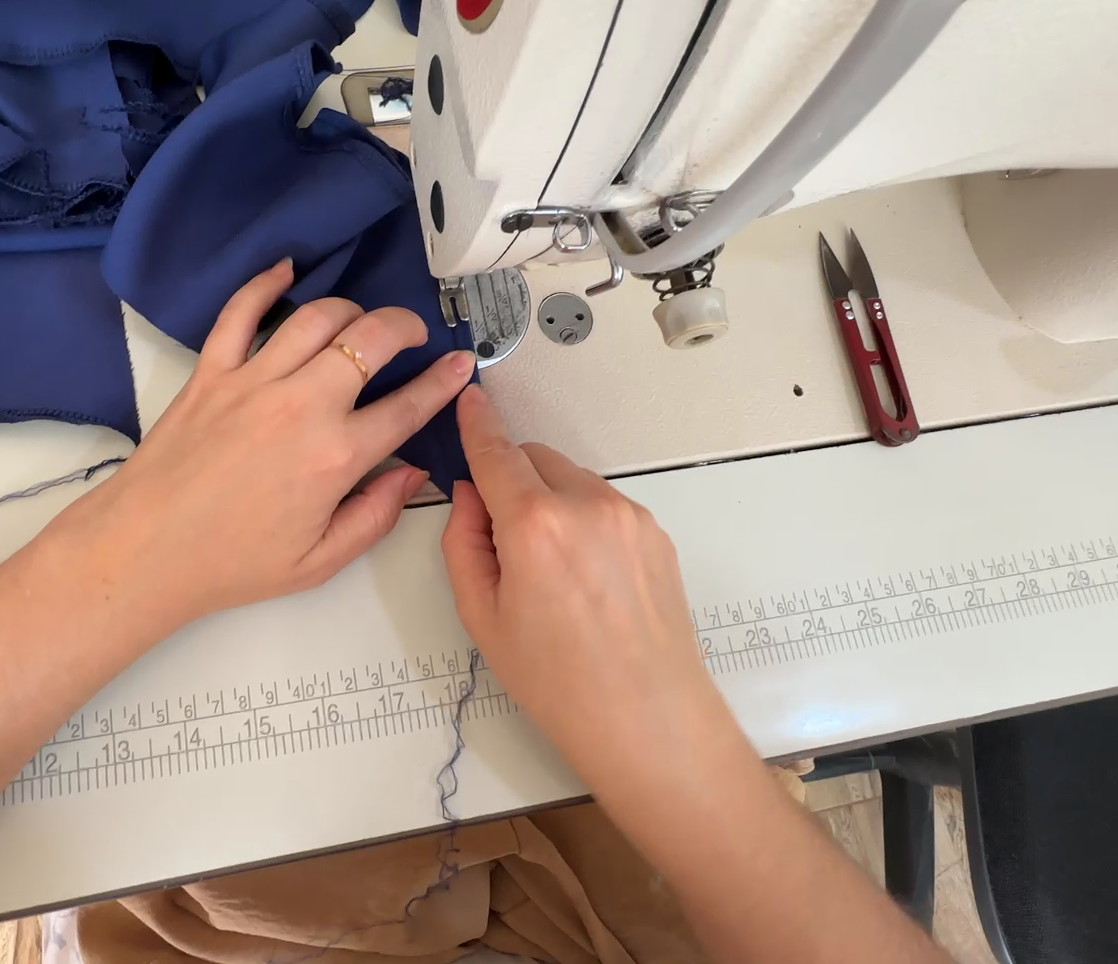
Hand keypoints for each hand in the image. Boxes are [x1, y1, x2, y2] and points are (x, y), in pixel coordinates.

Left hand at [58, 259, 473, 630]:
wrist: (145, 551)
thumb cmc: (234, 563)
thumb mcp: (321, 560)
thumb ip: (377, 515)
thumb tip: (413, 474)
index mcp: (336, 457)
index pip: (408, 407)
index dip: (443, 382)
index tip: (461, 365)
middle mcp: (302, 406)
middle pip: (370, 340)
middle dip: (404, 327)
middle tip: (413, 335)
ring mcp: (253, 381)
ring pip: (316, 318)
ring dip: (351, 309)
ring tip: (363, 321)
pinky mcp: (211, 372)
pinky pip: (239, 312)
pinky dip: (265, 285)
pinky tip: (286, 271)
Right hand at [441, 385, 722, 789]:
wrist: (649, 720)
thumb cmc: (555, 680)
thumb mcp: (482, 615)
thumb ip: (463, 541)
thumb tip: (470, 495)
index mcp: (534, 525)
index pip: (495, 453)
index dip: (477, 422)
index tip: (470, 397)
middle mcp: (586, 504)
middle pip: (534, 457)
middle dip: (511, 477)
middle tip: (504, 536)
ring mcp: (628, 514)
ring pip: (570, 478)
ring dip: (548, 498)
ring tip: (553, 568)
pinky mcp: (654, 530)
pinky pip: (602, 503)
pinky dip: (582, 517)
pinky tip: (588, 575)